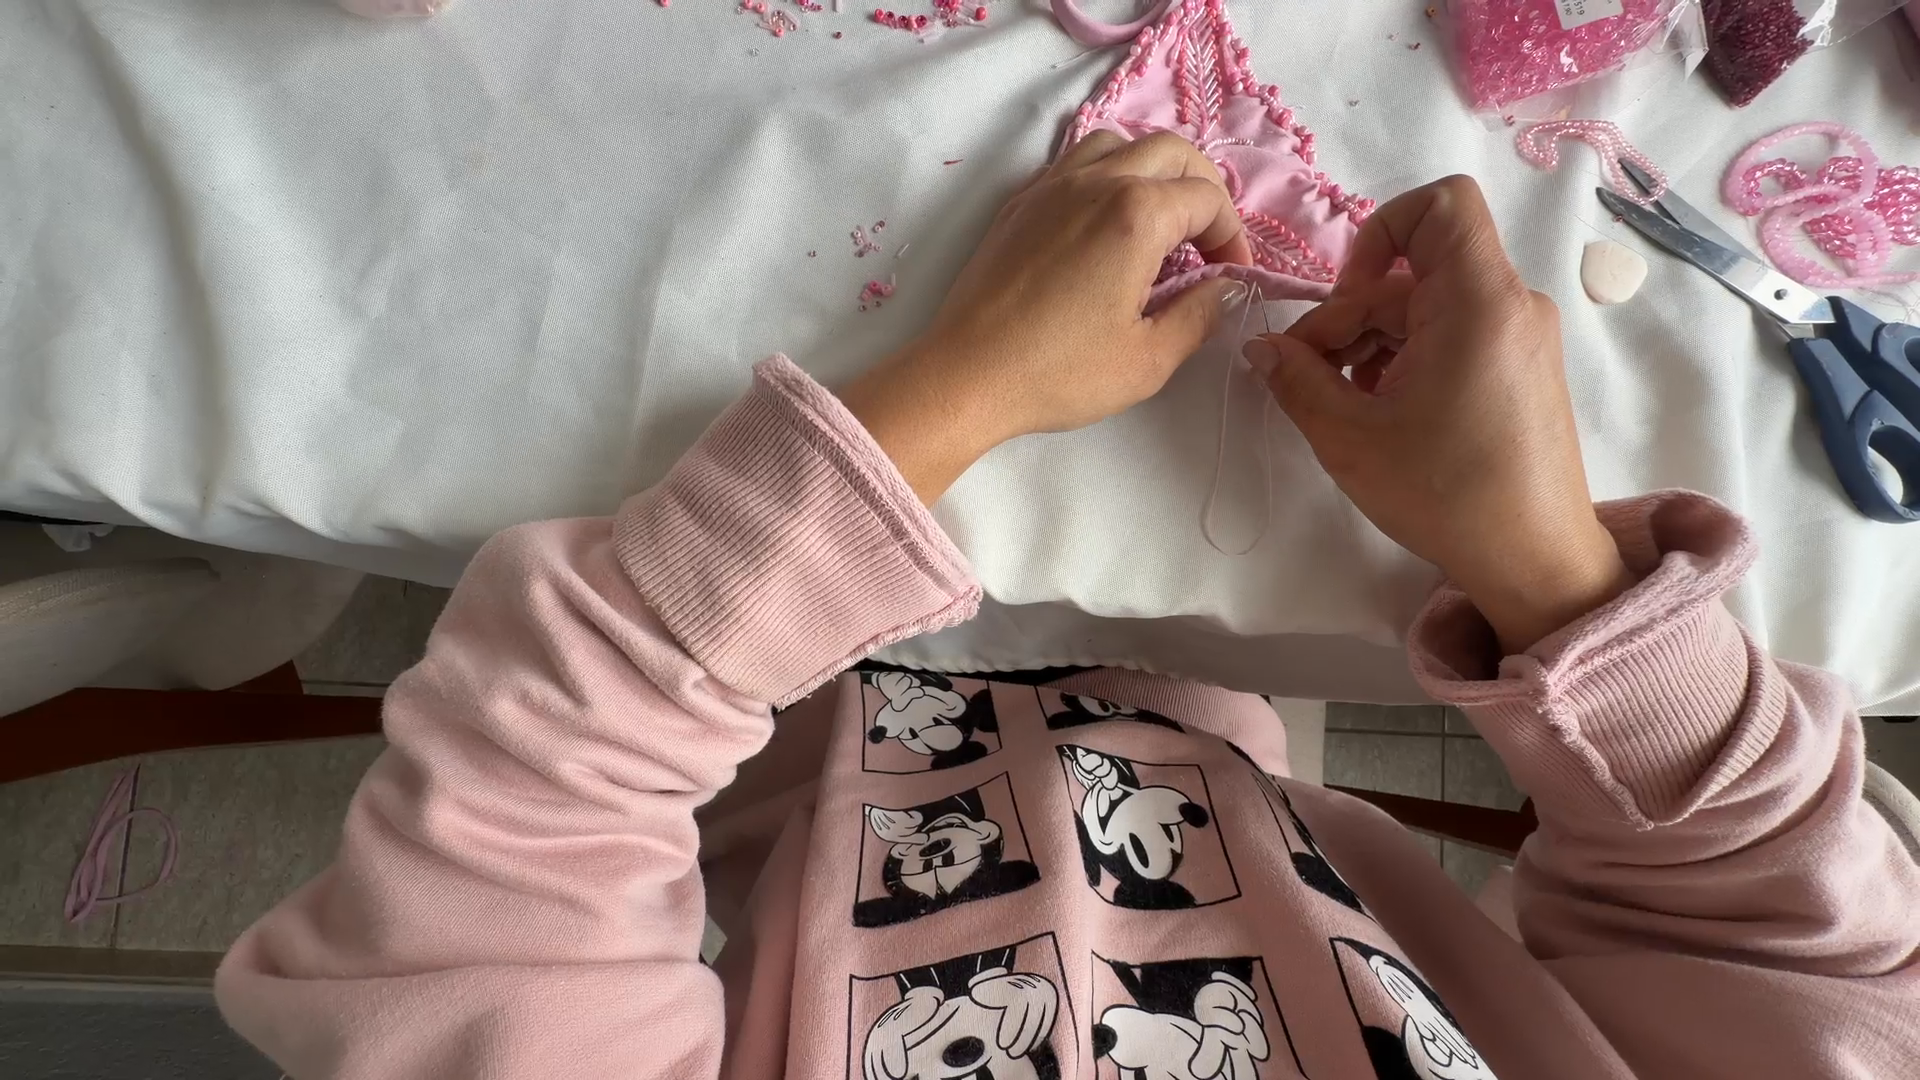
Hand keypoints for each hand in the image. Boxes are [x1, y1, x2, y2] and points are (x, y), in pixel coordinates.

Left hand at [840, 131, 1250, 502]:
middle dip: (1202, 190)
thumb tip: (1222, 289)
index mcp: (1136, 214)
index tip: (1229, 276)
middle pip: (1171, 152)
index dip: (1232, 235)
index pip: (1208, 198)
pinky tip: (1102, 225)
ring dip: (1151, 172)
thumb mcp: (1147, 361)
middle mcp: (1096, 182)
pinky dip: (1104, 177)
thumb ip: (1199, 316)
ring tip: (1155, 223)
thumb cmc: (1058, 374)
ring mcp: (1050, 187)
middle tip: (1205, 242)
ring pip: (1118, 144)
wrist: (966, 376)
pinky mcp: (1019, 205)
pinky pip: (1073, 164)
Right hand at [1245, 176, 1631, 652]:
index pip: (1437, 206)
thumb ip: (1295, 379)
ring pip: (1421, 309)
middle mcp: (1507, 304)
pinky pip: (1446, 337)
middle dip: (1347, 316)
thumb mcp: (1347, 436)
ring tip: (1339, 404)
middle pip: (1409, 275)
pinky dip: (1399, 360)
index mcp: (1476, 303)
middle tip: (1306, 377)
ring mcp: (1516, 337)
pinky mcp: (1514, 368)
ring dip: (1366, 345)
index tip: (1341, 301)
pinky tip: (1376, 412)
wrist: (1531, 555)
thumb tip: (1261, 347)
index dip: (1376, 233)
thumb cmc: (1440, 491)